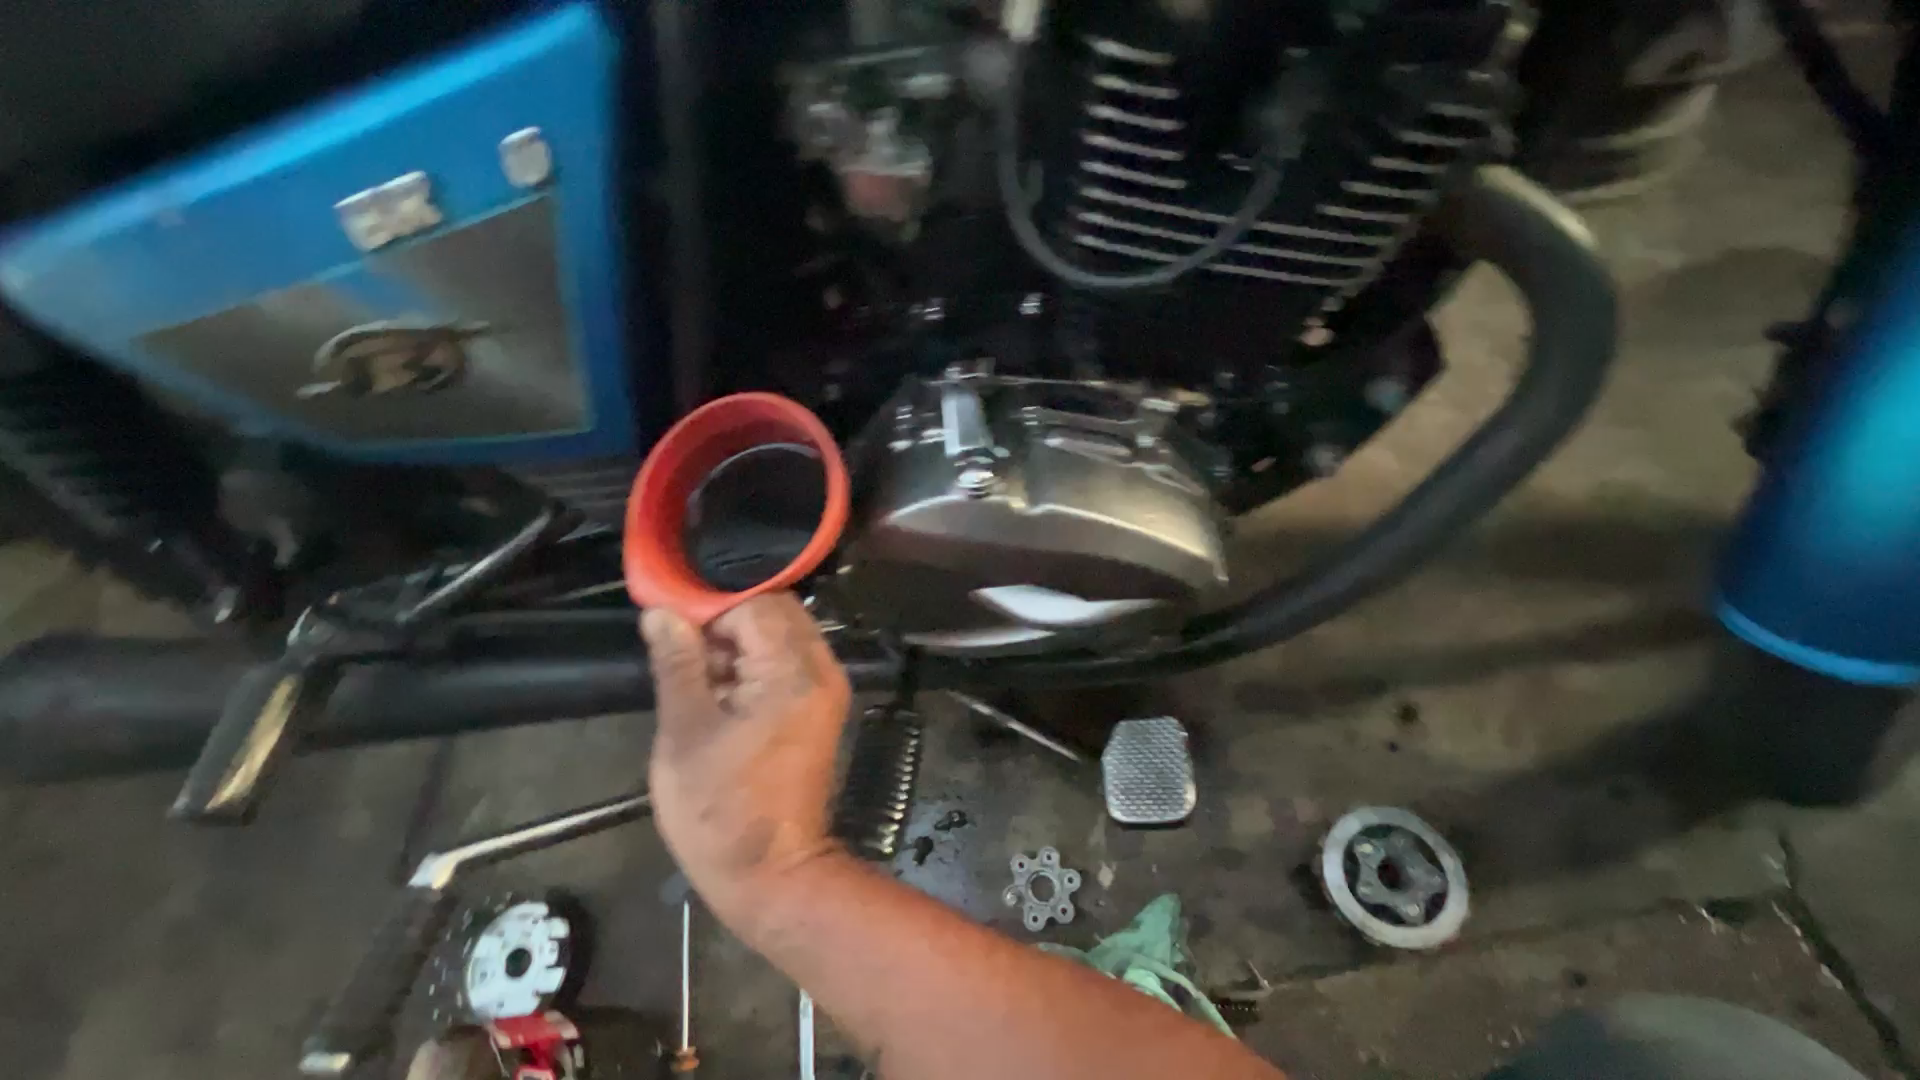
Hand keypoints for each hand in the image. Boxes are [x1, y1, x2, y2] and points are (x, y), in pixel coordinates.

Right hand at [642, 593, 851, 924]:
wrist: (772, 875)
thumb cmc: (721, 809)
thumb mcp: (685, 732)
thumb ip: (678, 664)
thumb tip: (661, 614)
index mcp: (794, 671)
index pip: (755, 605)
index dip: (709, 609)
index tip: (670, 626)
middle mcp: (822, 671)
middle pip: (775, 614)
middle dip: (726, 623)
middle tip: (682, 651)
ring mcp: (827, 691)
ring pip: (782, 637)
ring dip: (740, 645)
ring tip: (697, 676)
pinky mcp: (821, 710)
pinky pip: (789, 664)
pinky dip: (756, 666)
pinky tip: (721, 692)